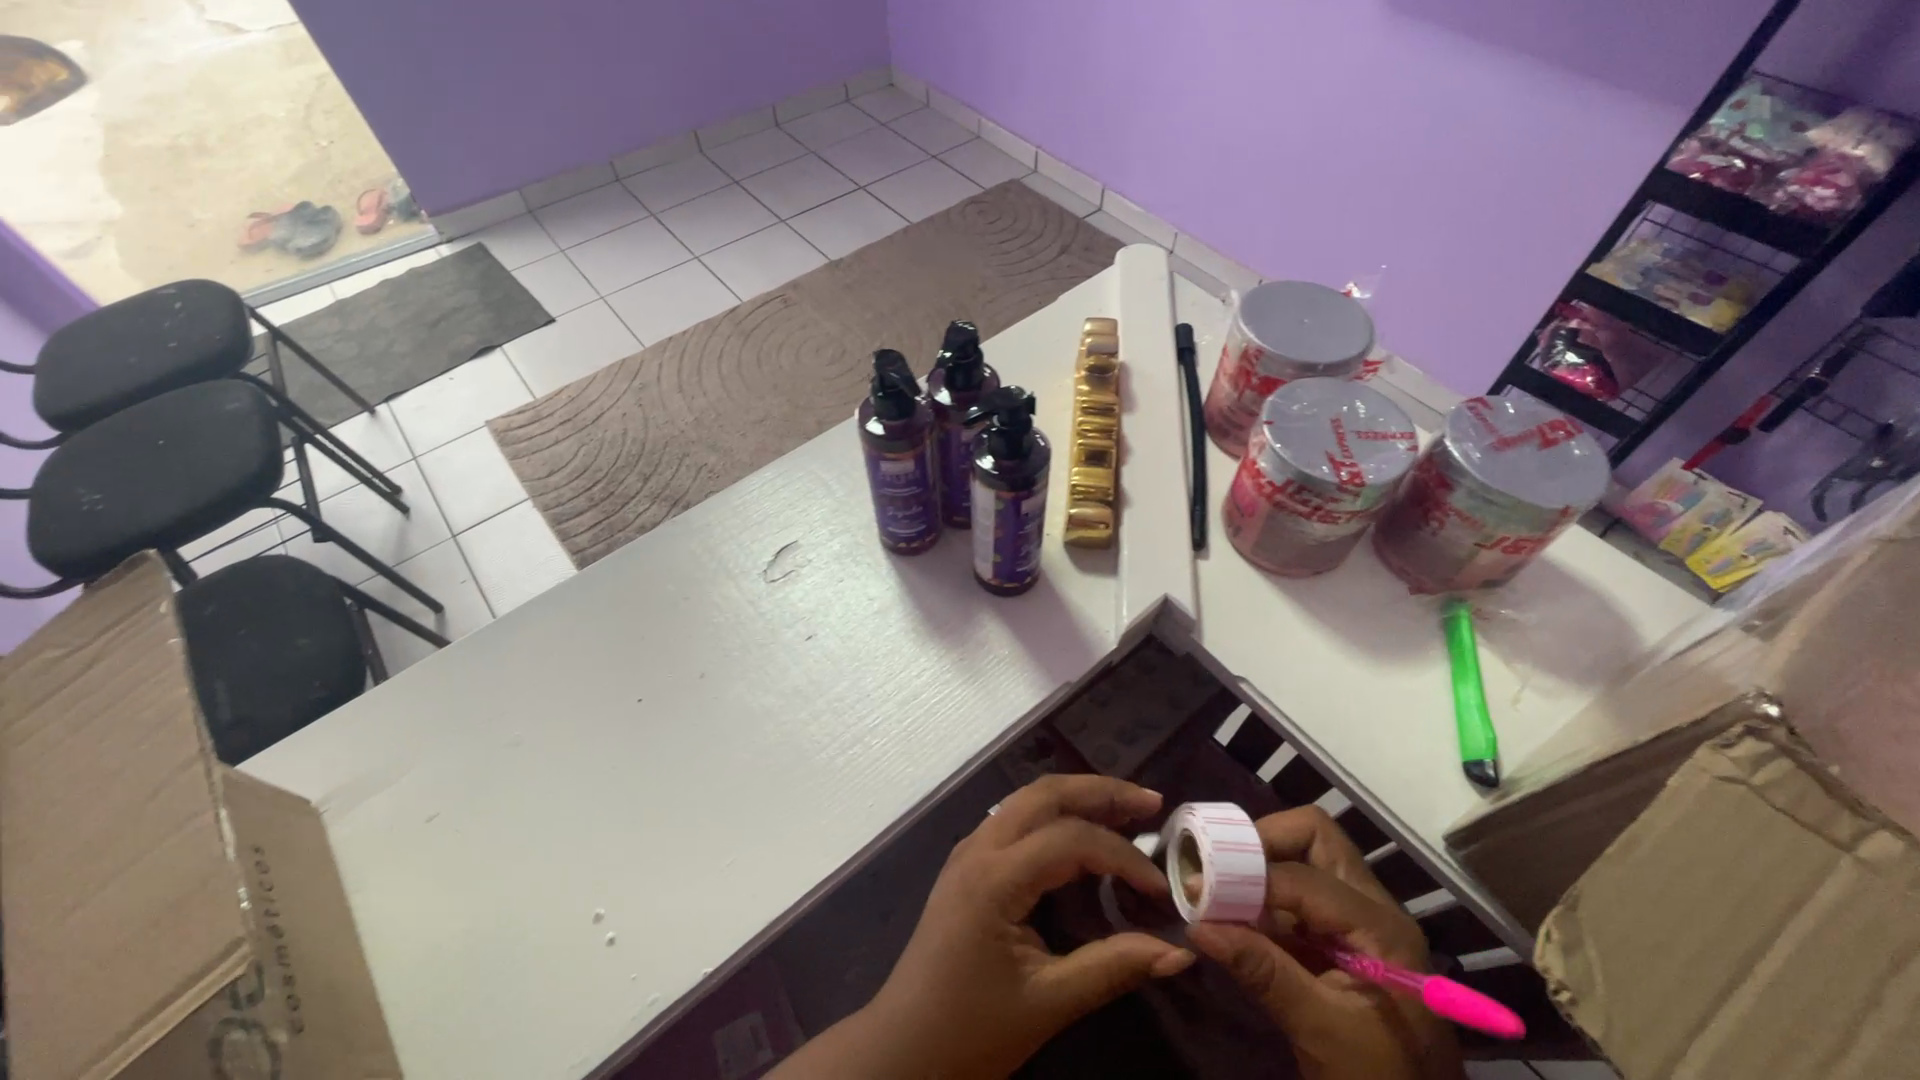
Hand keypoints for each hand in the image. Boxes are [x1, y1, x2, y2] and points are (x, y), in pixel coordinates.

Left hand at [772, 775, 1194, 1078]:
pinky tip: (1082, 836)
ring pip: (1027, 801)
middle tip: (1151, 804)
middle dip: (1101, 792)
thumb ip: (1114, 968)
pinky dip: (1055, 815)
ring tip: (1126, 810)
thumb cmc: (972, 1027)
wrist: (905, 1046)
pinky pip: (1015, 820)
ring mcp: (968, 853)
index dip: (1123, 858)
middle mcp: (978, 849)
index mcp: (994, 879)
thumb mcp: (1049, 1003)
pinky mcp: (967, 866)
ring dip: (1077, 797)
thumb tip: (1180, 951)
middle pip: (1045, 794)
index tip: (1162, 891)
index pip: (1071, 840)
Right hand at [1186, 807, 1463, 1079]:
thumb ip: (1263, 972)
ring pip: (1309, 858)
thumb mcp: (1320, 1031)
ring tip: (1218, 890)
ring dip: (1261, 866)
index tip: (1196, 888)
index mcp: (1381, 927)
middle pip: (1316, 838)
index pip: (1304, 877)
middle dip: (1261, 842)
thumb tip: (1197, 927)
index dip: (1247, 877)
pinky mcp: (1343, 940)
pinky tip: (1234, 919)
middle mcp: (1375, 908)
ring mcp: (1361, 922)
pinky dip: (1265, 897)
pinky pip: (1301, 896)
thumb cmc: (1379, 1079)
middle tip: (1216, 869)